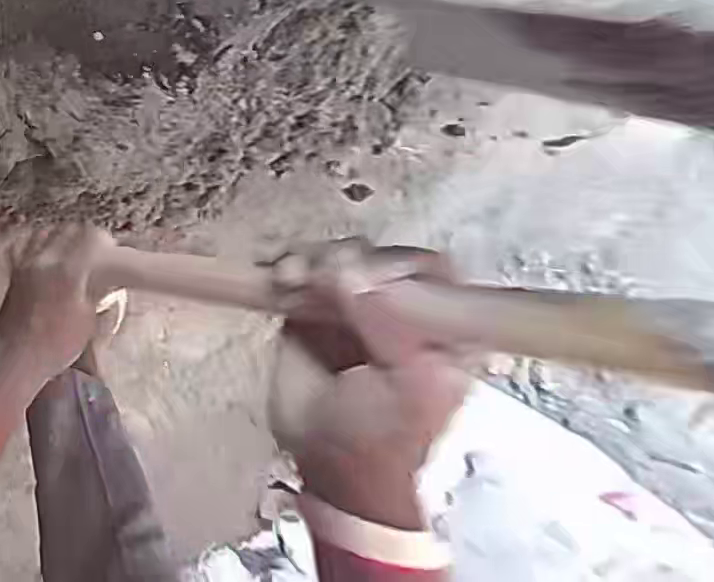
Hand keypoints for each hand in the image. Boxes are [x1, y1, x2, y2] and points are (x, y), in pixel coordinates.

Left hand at [0, 225, 113, 387]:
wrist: (20, 353)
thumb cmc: (59, 343)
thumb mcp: (88, 319)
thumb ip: (96, 292)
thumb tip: (105, 279)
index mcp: (68, 271)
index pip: (88, 238)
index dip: (102, 238)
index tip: (109, 244)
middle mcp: (46, 259)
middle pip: (66, 230)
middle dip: (82, 233)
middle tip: (92, 244)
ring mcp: (27, 262)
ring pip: (44, 232)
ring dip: (59, 234)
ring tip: (69, 244)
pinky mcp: (14, 269)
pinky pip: (25, 244)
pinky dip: (36, 241)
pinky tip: (44, 250)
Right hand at [269, 240, 469, 529]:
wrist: (325, 459)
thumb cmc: (383, 435)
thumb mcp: (405, 388)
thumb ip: (386, 327)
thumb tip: (345, 272)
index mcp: (437, 329)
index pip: (433, 273)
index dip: (403, 265)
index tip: (368, 276)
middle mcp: (393, 309)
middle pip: (375, 255)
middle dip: (346, 258)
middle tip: (321, 274)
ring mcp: (347, 304)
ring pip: (333, 254)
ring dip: (308, 258)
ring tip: (290, 278)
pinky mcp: (305, 304)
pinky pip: (294, 266)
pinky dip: (282, 261)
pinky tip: (276, 276)